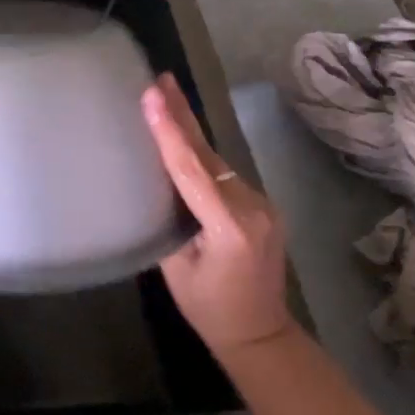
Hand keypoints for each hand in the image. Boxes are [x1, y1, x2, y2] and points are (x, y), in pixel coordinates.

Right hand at [142, 73, 293, 353]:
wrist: (263, 336)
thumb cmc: (210, 310)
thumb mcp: (176, 270)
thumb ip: (169, 221)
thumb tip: (154, 180)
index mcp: (228, 228)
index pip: (191, 169)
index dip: (168, 131)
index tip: (151, 96)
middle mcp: (251, 208)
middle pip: (207, 154)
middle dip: (181, 114)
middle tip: (161, 78)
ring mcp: (262, 204)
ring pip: (215, 160)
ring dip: (189, 130)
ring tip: (165, 96)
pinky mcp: (262, 205)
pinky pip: (223, 173)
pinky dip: (200, 152)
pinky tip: (183, 135)